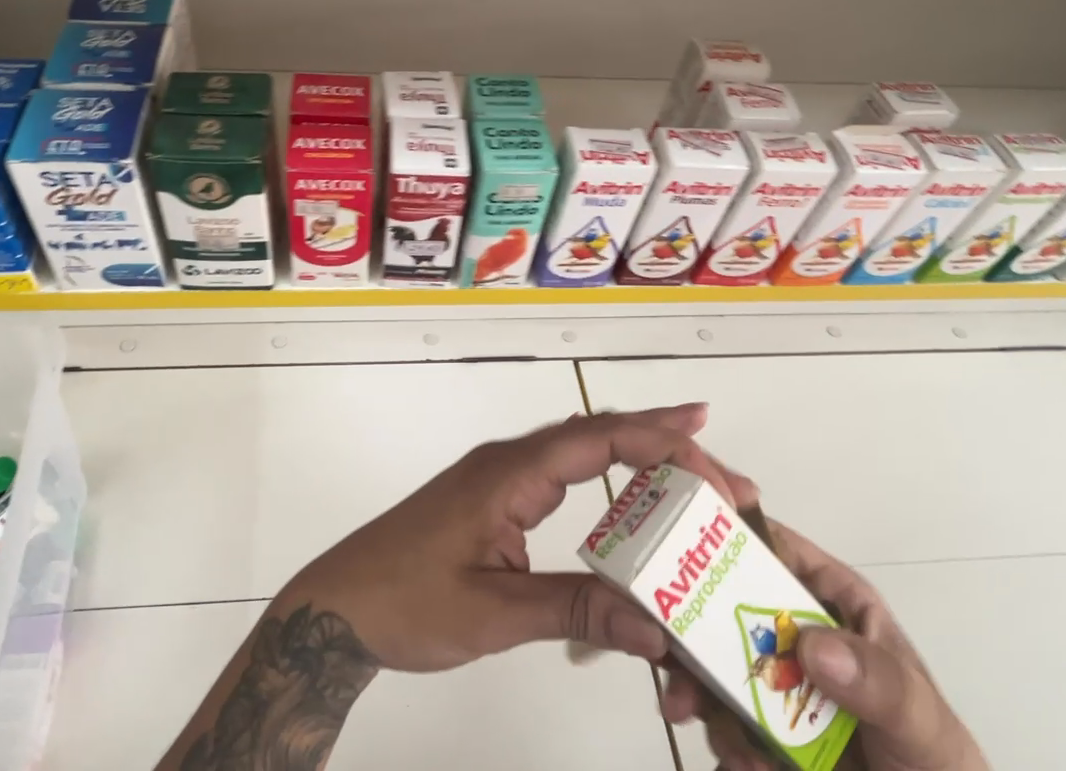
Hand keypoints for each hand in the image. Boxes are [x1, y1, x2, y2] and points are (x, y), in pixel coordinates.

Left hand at [278, 402, 736, 671]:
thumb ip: (576, 611)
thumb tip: (660, 631)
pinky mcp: (492, 500)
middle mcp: (506, 463)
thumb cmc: (407, 604)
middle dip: (660, 442)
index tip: (713, 457)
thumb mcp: (495, 613)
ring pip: (578, 450)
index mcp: (508, 474)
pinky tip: (629, 496)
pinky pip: (560, 474)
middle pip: (594, 434)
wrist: (338, 608)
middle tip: (726, 470)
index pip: (596, 439)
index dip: (658, 442)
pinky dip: (604, 476)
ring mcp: (497, 479)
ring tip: (697, 471)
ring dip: (636, 456)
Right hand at [660, 470, 987, 770]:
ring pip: (708, 666)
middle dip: (685, 625)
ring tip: (701, 723)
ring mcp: (769, 686)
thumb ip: (878, 682)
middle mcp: (790, 636)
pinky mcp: (755, 735)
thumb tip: (810, 644)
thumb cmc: (936, 763)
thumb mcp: (922, 721)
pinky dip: (722, 745)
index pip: (773, 549)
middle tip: (662, 646)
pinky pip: (720, 726)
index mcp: (830, 605)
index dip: (726, 534)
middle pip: (721, 607)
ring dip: (695, 691)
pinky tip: (744, 766)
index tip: (683, 543)